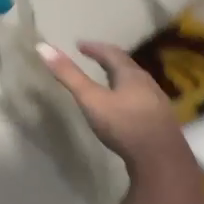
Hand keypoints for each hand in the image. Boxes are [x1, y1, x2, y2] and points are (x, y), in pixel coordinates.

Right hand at [36, 41, 189, 171]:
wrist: (161, 159)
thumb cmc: (122, 124)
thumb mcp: (90, 99)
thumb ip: (68, 75)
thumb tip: (43, 47)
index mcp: (131, 75)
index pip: (112, 53)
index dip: (94, 47)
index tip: (79, 45)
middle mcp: (147, 83)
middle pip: (126, 66)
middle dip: (107, 60)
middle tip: (92, 57)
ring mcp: (156, 102)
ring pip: (135, 82)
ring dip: (118, 76)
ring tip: (105, 78)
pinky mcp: (159, 119)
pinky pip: (140, 97)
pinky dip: (126, 92)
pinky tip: (122, 104)